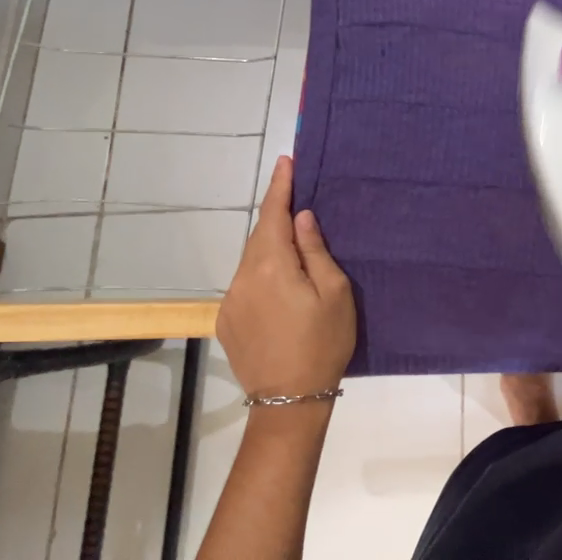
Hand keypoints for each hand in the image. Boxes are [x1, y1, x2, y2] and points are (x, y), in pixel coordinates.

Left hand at [217, 156, 356, 399]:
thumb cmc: (323, 342)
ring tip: (295, 241)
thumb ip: (315, 250)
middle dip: (276, 214)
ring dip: (271, 245)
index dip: (279, 186)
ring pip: (252, 260)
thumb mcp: (334, 292)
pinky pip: (247, 282)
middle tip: (297, 194)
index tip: (285, 160)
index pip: (273, 214)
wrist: (289, 400)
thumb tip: (301, 218)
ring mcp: (230, 301)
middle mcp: (242, 278)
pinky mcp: (227, 320)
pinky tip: (282, 282)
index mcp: (271, 266)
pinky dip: (263, 270)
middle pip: (260, 235)